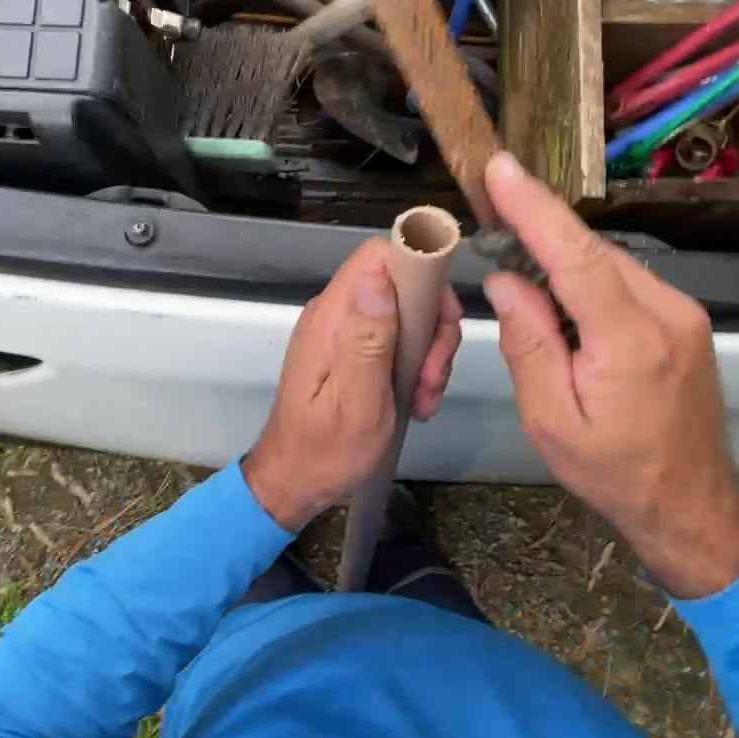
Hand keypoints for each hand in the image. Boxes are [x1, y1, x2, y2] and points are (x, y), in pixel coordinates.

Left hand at [243, 238, 463, 530]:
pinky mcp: (353, 352)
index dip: (421, 273)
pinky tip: (416, 401)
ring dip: (429, 355)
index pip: (379, 256)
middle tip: (434, 379)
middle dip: (432, 328)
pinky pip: (397, 340)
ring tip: (424, 399)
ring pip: (407, 316)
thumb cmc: (325, 451)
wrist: (296, 481)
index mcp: (331, 318)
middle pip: (403, 285)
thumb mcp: (356, 402)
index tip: (442, 321)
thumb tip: (378, 279)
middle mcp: (335, 314)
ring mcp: (344, 333)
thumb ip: (368, 340)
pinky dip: (415, 367)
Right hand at [480, 153, 738, 597]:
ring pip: (609, 262)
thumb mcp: (549, 417)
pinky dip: (584, 277)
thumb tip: (505, 281)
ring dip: (560, 255)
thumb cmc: (611, 469)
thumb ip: (527, 343)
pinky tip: (557, 294)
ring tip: (514, 258)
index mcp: (629, 340)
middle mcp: (666, 312)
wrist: (687, 498)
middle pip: (592, 251)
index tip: (501, 171)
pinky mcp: (683, 319)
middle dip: (539, 227)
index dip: (534, 209)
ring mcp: (682, 313)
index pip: (575, 257)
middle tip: (491, 211)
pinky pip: (624, 281)